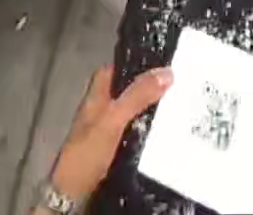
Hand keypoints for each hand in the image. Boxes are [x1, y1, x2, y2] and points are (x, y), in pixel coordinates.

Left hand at [45, 64, 173, 204]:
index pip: (126, 62)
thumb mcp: (114, 119)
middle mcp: (104, 99)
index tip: (170, 58)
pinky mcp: (117, 139)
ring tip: (180, 98)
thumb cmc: (88, 151)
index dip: (146, 59)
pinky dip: (150, 121)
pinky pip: (138, 122)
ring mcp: (110, 120)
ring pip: (137, 103)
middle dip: (154, 83)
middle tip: (180, 80)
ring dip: (154, 103)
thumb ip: (138, 95)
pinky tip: (166, 123)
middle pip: (134, 83)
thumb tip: (168, 72)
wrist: (72, 194)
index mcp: (99, 87)